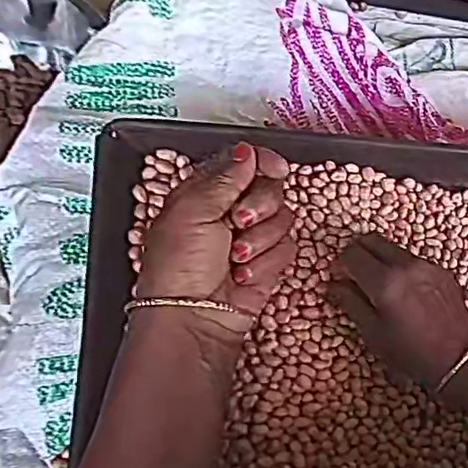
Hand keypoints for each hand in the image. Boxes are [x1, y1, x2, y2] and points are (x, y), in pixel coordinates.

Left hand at [134, 143, 295, 337]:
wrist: (195, 314)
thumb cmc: (180, 266)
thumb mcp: (193, 210)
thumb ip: (225, 178)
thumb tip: (248, 152)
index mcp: (208, 192)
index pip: (246, 164)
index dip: (263, 162)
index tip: (274, 168)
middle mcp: (232, 212)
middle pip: (271, 189)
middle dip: (260, 206)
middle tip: (238, 223)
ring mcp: (254, 237)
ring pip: (284, 219)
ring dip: (261, 240)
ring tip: (236, 259)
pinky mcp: (270, 262)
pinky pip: (288, 248)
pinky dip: (268, 262)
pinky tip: (245, 275)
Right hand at [326, 234, 467, 389]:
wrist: (458, 359)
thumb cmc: (411, 353)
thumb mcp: (373, 333)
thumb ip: (350, 303)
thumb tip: (333, 285)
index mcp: (386, 281)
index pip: (351, 254)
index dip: (340, 264)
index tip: (338, 277)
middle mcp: (408, 266)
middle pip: (372, 240)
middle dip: (358, 253)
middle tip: (353, 274)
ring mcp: (428, 266)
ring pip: (394, 249)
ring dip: (381, 259)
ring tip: (378, 287)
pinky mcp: (443, 272)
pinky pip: (414, 260)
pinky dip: (401, 268)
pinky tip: (403, 292)